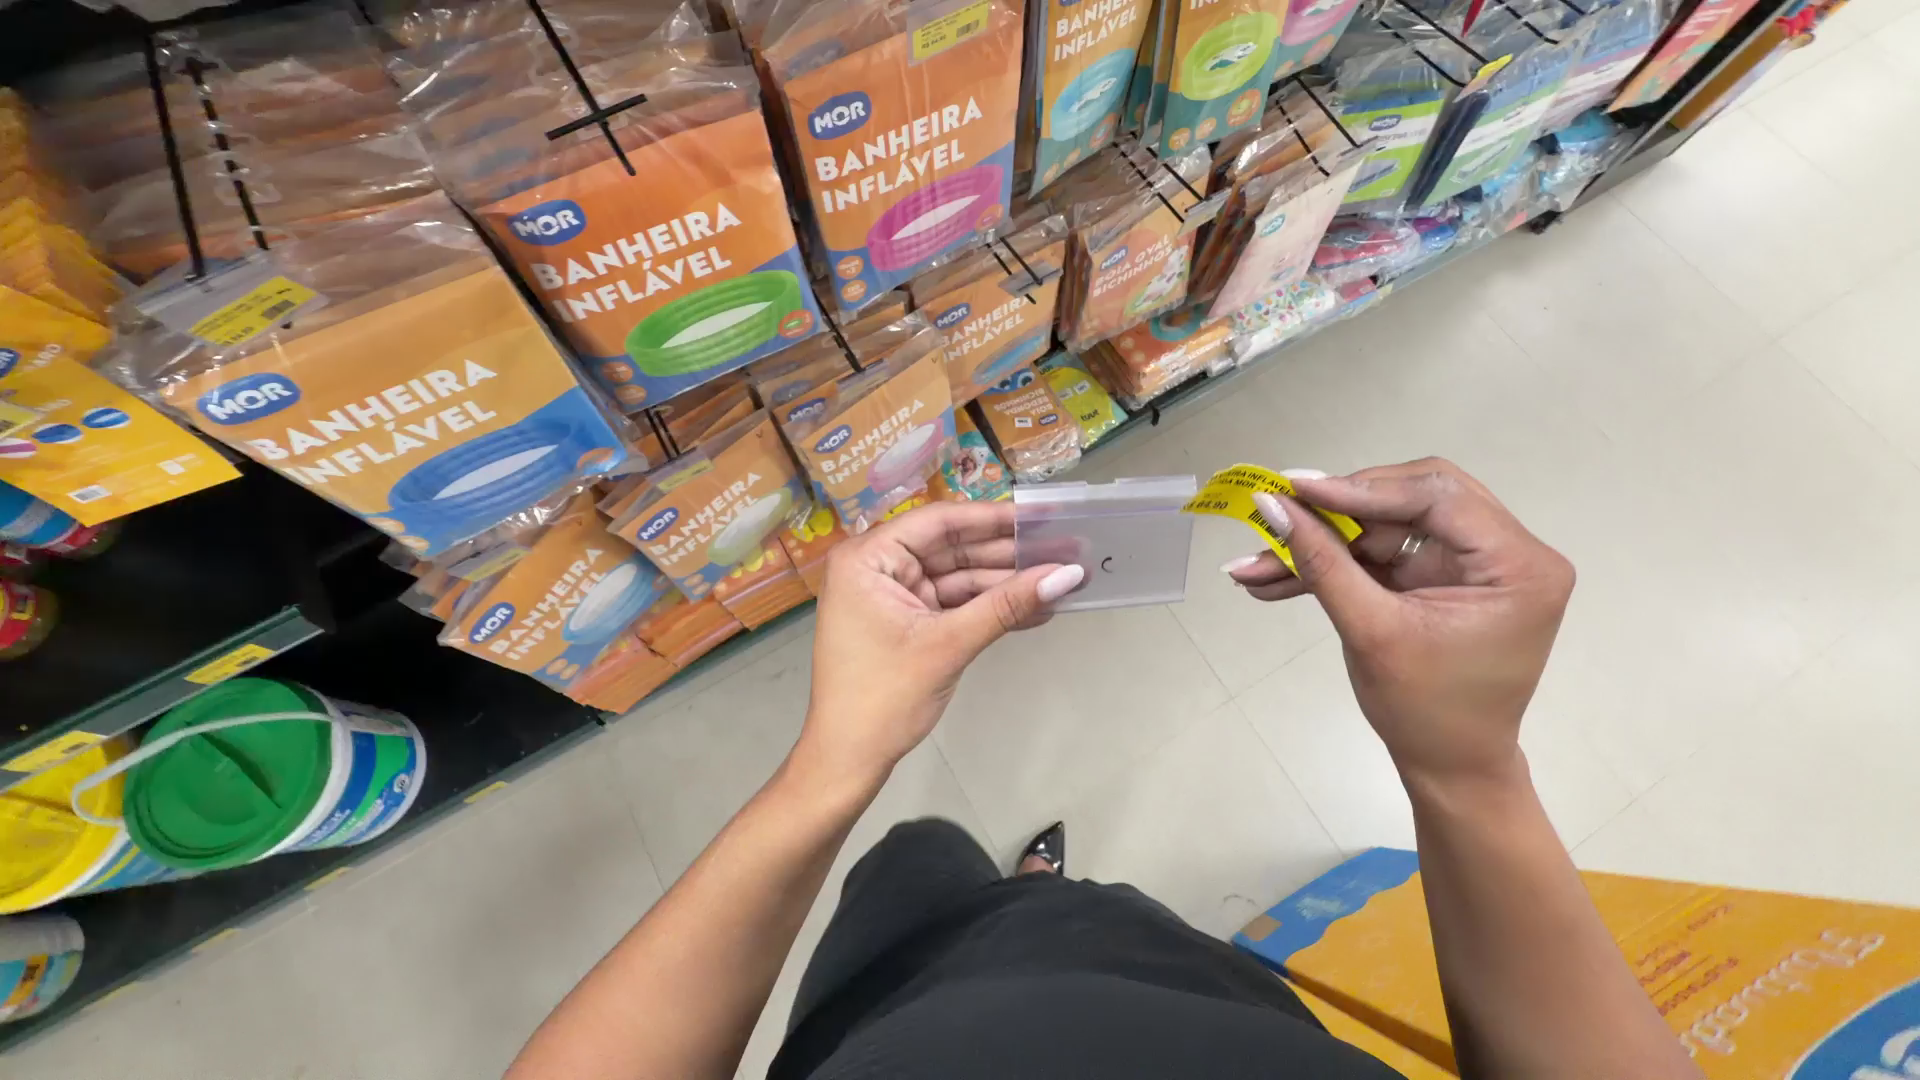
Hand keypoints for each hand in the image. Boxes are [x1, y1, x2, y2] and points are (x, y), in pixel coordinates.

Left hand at [800, 501, 1082, 783]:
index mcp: (868, 558)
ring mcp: (893, 596)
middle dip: (1006, 554)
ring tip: (1060, 579)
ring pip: (958, 578)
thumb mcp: (948, 645)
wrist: (849, 760)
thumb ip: (1006, 605)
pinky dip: (989, 608)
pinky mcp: (908, 622)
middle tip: (1063, 548)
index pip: (939, 522)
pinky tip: (1035, 608)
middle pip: (952, 548)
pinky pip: (954, 604)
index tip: (1042, 515)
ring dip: (1005, 584)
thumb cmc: (884, 697)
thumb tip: (1068, 574)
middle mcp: (878, 567)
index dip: (993, 518)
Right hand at [1226, 459, 1573, 787]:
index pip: (1437, 495)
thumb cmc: (1425, 710)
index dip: (1359, 488)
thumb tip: (1271, 505)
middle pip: (1410, 498)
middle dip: (1337, 511)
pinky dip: (1330, 564)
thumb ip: (1321, 562)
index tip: (1292, 489)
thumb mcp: (1370, 631)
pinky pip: (1377, 553)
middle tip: (1280, 516)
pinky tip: (1275, 579)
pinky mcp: (1435, 576)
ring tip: (1256, 566)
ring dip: (1320, 543)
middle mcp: (1504, 551)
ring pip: (1383, 525)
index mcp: (1517, 564)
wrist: (1446, 765)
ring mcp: (1468, 562)